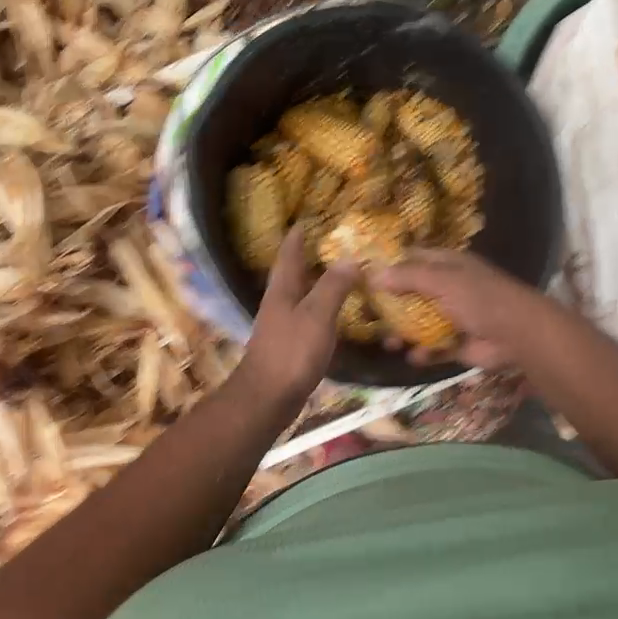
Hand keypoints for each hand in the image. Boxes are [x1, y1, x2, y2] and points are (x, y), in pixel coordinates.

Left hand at [236, 227, 359, 403]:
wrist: (267, 398)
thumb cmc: (291, 353)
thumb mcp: (316, 315)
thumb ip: (333, 287)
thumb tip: (350, 258)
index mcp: (282, 290)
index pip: (290, 254)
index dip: (299, 236)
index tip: (309, 219)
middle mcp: (279, 304)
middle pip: (293, 274)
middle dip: (309, 259)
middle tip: (331, 245)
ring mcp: (282, 327)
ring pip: (301, 297)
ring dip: (317, 285)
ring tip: (339, 275)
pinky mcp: (289, 347)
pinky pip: (307, 319)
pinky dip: (321, 311)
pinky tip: (335, 316)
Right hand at [372, 250, 553, 369]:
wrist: (517, 334)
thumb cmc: (480, 298)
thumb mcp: (441, 280)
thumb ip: (408, 277)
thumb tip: (373, 274)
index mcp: (446, 266)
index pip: (411, 259)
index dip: (388, 265)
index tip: (361, 275)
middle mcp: (447, 289)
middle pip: (410, 295)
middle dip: (390, 306)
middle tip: (367, 316)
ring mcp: (451, 317)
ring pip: (418, 324)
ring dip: (403, 333)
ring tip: (390, 342)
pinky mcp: (456, 344)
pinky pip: (432, 348)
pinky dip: (423, 353)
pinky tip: (415, 356)